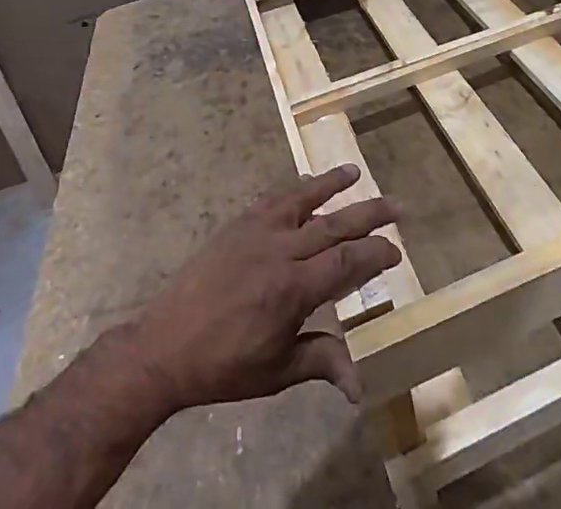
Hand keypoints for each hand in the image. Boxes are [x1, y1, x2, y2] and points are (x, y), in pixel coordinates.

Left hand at [126, 164, 402, 409]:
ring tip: (357, 172)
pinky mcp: (236, 227)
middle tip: (398, 206)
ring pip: (304, 200)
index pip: (348, 261)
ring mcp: (257, 234)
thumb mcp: (277, 371)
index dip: (376, 254)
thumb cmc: (223, 365)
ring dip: (333, 185)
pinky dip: (295, 190)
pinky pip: (272, 201)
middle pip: (336, 224)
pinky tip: (307, 183)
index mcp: (293, 289)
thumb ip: (323, 363)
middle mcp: (280, 253)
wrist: (161, 350)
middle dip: (371, 214)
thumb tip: (361, 388)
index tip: (395, 253)